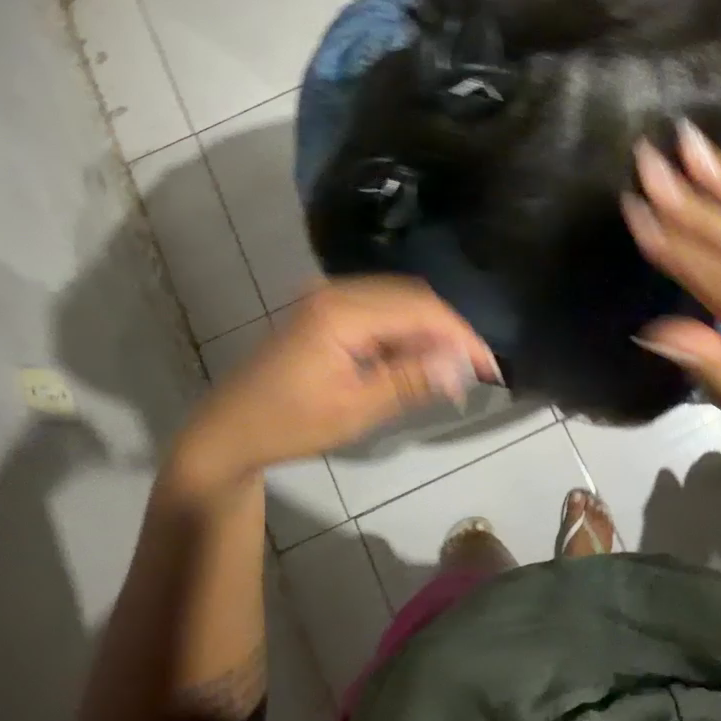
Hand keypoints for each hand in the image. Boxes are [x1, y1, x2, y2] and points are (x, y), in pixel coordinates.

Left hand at [174, 276, 499, 473]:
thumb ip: (410, 380)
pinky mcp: (324, 309)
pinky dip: (404, 329)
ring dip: (429, 329)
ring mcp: (327, 297)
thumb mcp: (355, 409)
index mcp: (341, 312)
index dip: (460, 335)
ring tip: (454, 367)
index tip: (491, 366)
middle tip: (478, 369)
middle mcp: (336, 292)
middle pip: (411, 297)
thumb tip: (462, 366)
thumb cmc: (289, 424)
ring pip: (398, 299)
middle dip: (449, 331)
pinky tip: (418, 357)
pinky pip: (379, 308)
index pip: (419, 309)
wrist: (229, 429)